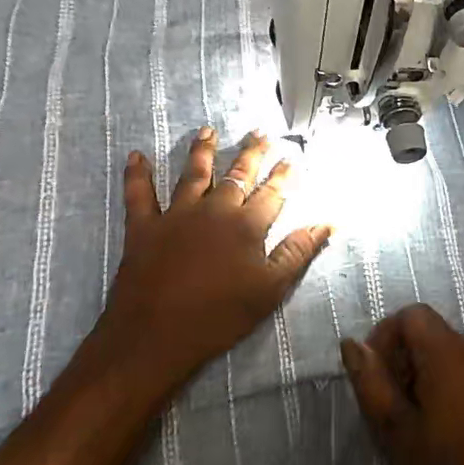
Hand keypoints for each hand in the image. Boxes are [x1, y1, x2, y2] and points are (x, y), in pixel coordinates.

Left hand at [95, 127, 331, 394]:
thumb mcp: (269, 290)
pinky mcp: (143, 226)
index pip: (271, 193)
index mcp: (246, 226)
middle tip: (259, 132)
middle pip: (236, 175)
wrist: (156, 334)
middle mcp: (213, 210)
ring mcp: (176, 215)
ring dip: (201, 151)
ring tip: (208, 131)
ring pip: (192, 174)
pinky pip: (138, 194)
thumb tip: (327, 222)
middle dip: (250, 153)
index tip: (292, 156)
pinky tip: (136, 156)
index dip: (283, 174)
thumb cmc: (219, 317)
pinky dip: (137, 174)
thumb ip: (297, 253)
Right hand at [340, 305, 463, 464]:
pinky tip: (447, 429)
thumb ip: (371, 381)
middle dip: (403, 359)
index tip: (375, 378)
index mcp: (449, 353)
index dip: (385, 337)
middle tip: (391, 405)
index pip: (411, 315)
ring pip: (450, 353)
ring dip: (425, 374)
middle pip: (430, 333)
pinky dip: (450, 385)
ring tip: (417, 422)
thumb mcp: (396, 431)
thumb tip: (352, 343)